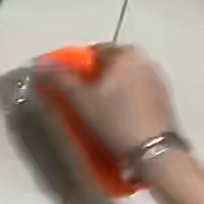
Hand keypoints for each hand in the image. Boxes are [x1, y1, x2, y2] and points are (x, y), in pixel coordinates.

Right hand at [37, 45, 178, 161]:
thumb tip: (38, 64)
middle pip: (110, 66)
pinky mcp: (164, 98)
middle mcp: (145, 59)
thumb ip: (59, 78)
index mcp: (125, 53)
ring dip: (111, 91)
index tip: (70, 89)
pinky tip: (120, 119)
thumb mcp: (81, 100)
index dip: (77, 69)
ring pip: (124, 80)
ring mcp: (157, 79)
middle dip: (95, 81)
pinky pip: (138, 93)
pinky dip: (126, 101)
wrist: (152, 151)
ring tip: (101, 114)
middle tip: (84, 103)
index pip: (92, 52)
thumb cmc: (114, 120)